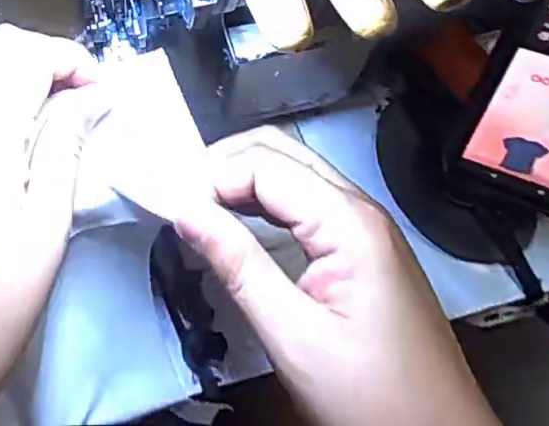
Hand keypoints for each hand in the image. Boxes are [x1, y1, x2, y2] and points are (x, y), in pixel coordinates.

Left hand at [0, 25, 106, 425]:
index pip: (25, 53)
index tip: (101, 93)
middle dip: (48, 57)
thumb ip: (66, 141)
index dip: (73, 60)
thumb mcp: (47, 224)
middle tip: (81, 97)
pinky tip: (10, 125)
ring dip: (17, 67)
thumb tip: (95, 93)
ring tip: (50, 106)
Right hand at [175, 128, 499, 425]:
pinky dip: (267, 198)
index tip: (175, 202)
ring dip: (245, 177)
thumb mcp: (295, 339)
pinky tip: (240, 217)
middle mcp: (359, 204)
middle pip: (284, 151)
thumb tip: (188, 212)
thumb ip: (239, 266)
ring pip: (295, 169)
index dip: (217, 175)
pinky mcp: (362, 240)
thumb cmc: (373, 397)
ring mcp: (364, 220)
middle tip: (182, 195)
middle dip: (228, 162)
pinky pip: (308, 197)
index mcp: (348, 219)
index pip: (268, 164)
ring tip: (200, 203)